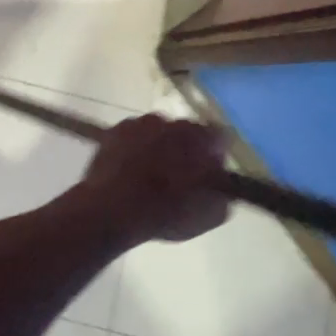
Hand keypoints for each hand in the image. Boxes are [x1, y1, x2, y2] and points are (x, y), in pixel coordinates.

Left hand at [80, 115, 229, 243]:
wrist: (113, 208)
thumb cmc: (168, 212)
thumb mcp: (212, 213)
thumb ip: (223, 191)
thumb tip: (219, 182)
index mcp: (201, 137)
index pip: (220, 138)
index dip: (216, 155)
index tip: (211, 172)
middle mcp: (171, 121)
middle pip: (186, 132)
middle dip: (186, 149)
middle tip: (179, 175)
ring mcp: (139, 123)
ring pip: (157, 132)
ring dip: (158, 147)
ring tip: (150, 175)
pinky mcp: (114, 130)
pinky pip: (132, 137)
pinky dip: (133, 148)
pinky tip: (129, 169)